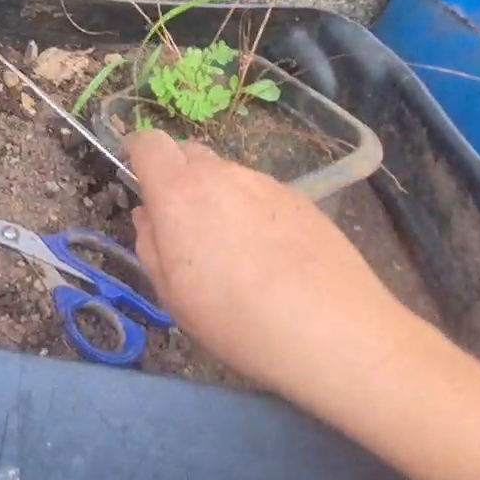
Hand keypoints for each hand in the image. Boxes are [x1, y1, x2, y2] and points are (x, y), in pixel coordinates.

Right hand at [125, 129, 414, 398]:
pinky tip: (272, 256)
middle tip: (184, 224)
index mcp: (178, 192)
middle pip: (188, 153)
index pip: (148, 142)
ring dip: (217, 196)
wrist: (341, 336)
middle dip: (177, 176)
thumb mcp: (173, 295)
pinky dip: (253, 211)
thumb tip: (150, 216)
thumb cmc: (240, 320)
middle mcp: (219, 175)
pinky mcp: (301, 200)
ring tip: (235, 249)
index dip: (137, 153)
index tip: (139, 179)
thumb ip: (150, 245)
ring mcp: (264, 184)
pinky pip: (260, 193)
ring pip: (225, 174)